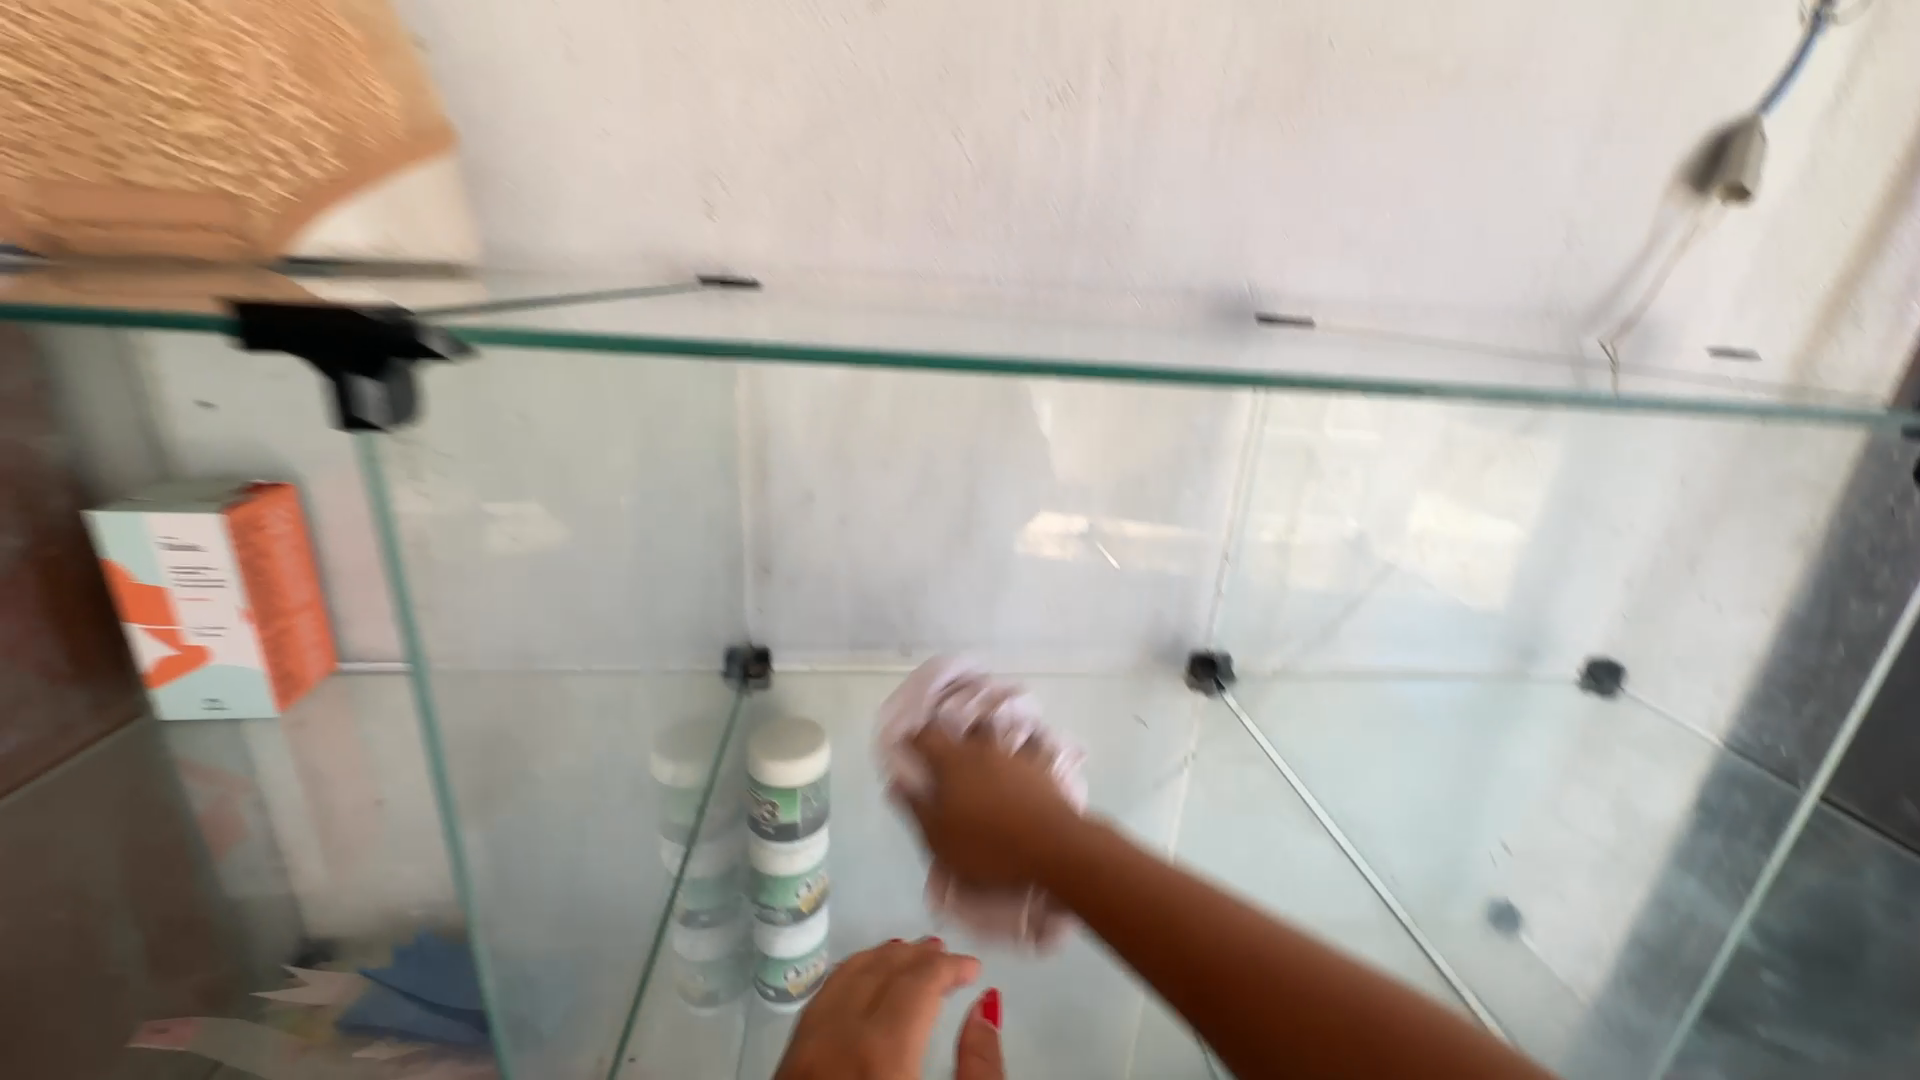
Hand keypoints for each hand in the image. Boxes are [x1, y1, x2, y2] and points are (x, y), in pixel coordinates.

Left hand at [774, 938, 998, 1079]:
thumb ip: (979, 1068)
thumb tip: (986, 1006)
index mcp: (881, 1052)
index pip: (918, 981)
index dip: (949, 966)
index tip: (973, 968)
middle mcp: (836, 1040)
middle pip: (880, 972)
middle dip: (917, 957)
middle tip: (945, 954)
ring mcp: (802, 1053)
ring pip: (843, 980)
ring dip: (879, 960)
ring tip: (908, 954)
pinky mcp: (785, 1066)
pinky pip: (818, 1003)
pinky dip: (846, 978)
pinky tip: (860, 981)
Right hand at [897, 726, 1084, 892]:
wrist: (1050, 847)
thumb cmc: (986, 845)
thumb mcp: (938, 837)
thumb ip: (915, 806)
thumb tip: (895, 782)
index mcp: (952, 762)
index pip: (926, 735)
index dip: (914, 736)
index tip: (908, 744)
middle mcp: (982, 749)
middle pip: (964, 729)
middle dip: (954, 733)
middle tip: (948, 748)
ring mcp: (1015, 755)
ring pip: (998, 733)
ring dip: (989, 736)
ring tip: (985, 746)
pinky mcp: (1043, 766)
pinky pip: (1033, 747)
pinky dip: (1027, 747)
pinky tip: (1027, 752)